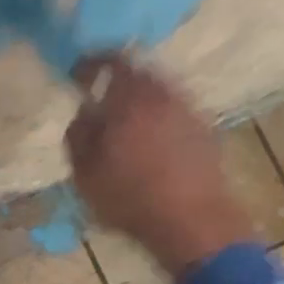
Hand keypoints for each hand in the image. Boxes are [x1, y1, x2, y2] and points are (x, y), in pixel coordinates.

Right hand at [65, 53, 250, 276]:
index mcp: (130, 97)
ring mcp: (189, 111)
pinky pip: (176, 114)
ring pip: (159, 94)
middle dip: (118, 83)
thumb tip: (83, 113)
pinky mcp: (206, 132)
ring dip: (142, 103)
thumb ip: (78, 136)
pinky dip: (161, 120)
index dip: (89, 65)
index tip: (77, 76)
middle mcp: (163, 93)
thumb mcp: (86, 174)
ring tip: (127, 126)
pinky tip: (153, 144)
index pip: (108, 61)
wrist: (193, 222)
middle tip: (102, 100)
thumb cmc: (131, 198)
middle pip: (138, 74)